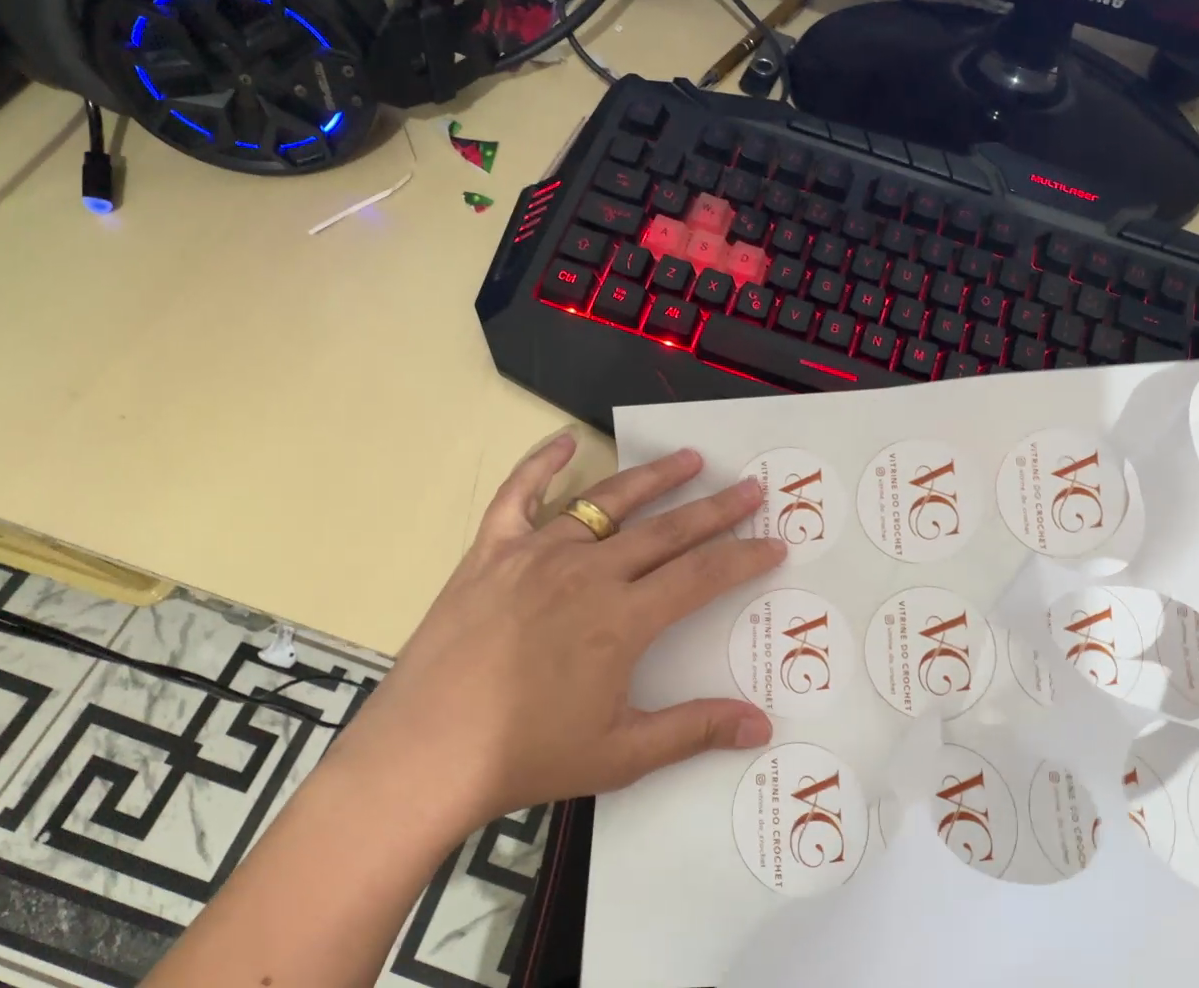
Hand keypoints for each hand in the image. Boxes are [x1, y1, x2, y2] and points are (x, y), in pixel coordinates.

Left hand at [333, 435, 783, 825]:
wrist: (423, 755)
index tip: (775, 543)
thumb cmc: (525, 756)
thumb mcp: (620, 754)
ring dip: (652, 478)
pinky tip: (565, 441)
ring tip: (688, 458)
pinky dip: (542, 464)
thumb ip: (694, 730)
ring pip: (606, 504)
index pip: (702, 576)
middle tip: (750, 487)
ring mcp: (535, 555)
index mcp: (622, 619)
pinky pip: (519, 496)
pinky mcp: (490, 553)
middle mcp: (587, 572)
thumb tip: (763, 726)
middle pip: (666, 530)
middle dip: (716, 508)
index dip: (744, 558)